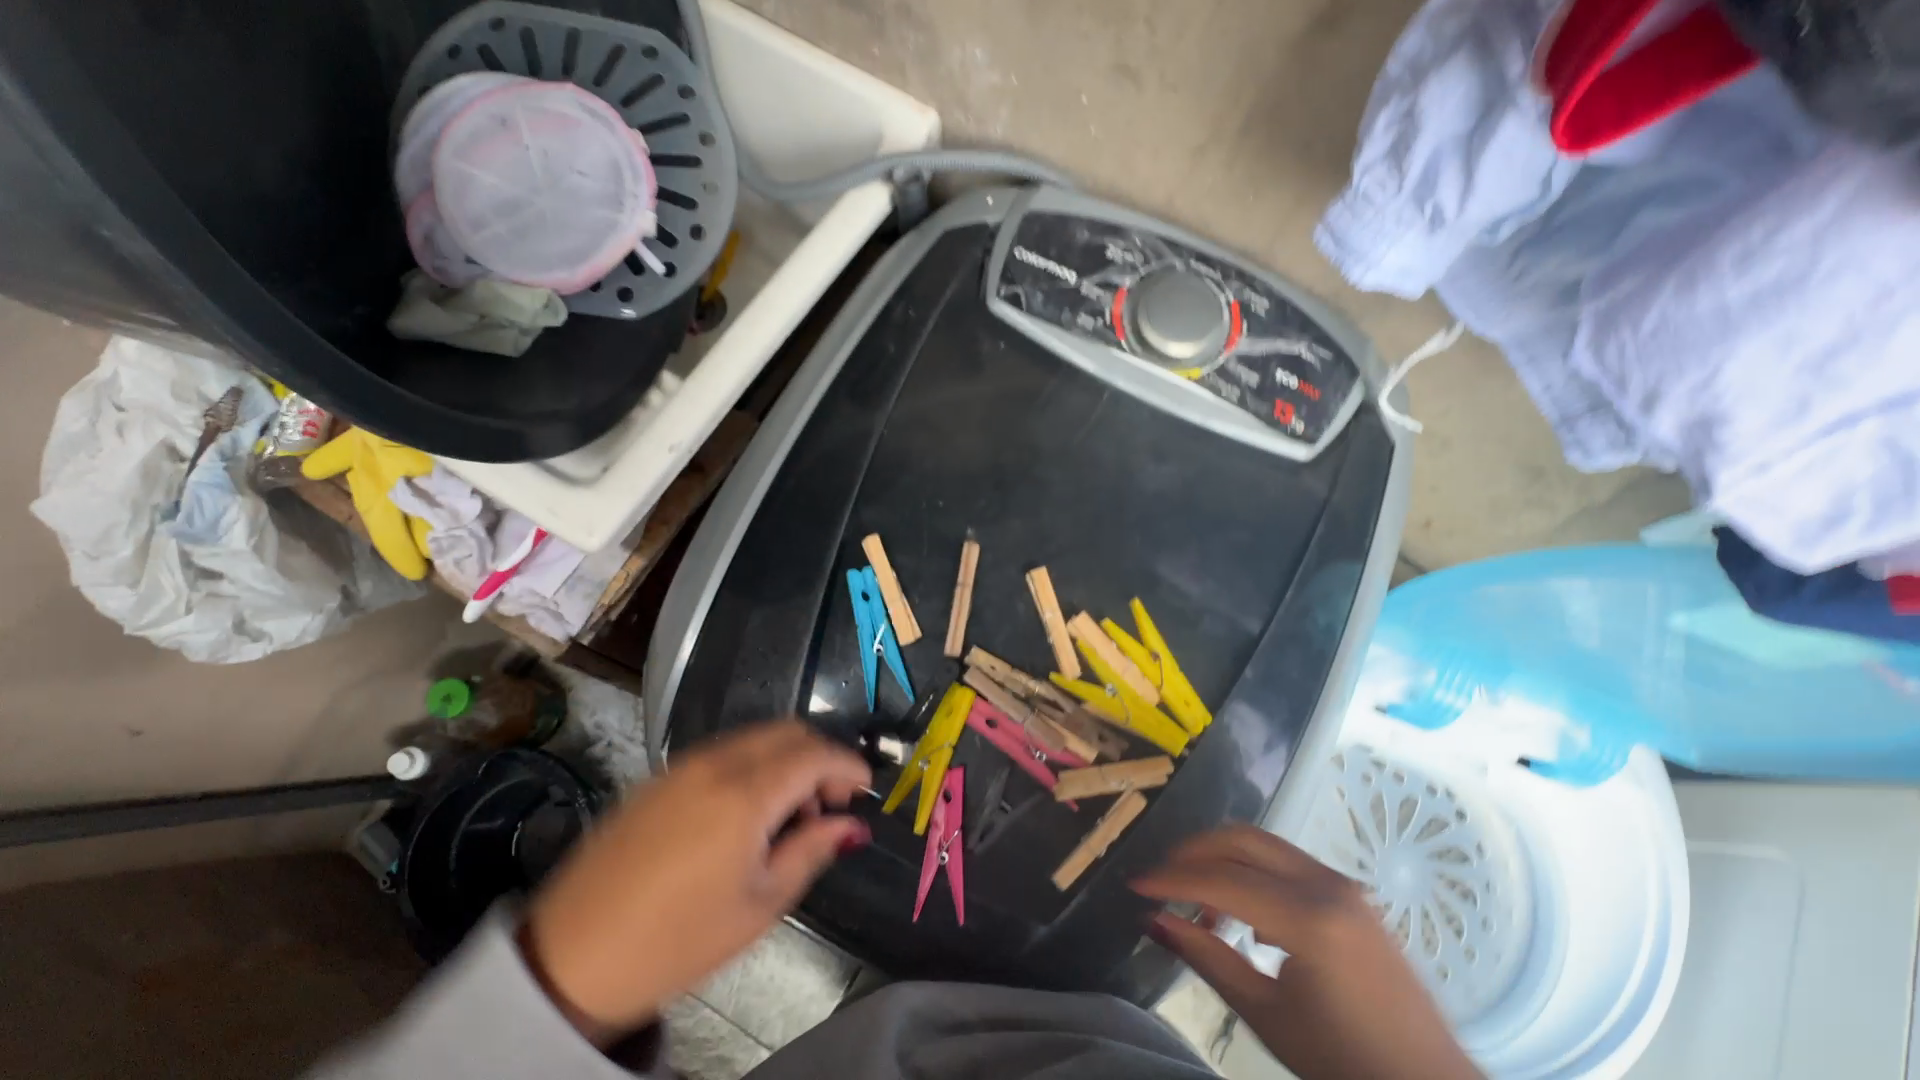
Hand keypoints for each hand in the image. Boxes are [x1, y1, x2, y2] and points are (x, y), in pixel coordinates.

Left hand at [521, 720, 871, 1041]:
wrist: (572, 956)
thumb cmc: (679, 941)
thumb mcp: (760, 905)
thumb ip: (812, 851)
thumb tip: (851, 825)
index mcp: (745, 793)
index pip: (814, 753)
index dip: (849, 765)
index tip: (866, 791)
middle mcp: (714, 763)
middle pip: (785, 732)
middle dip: (820, 757)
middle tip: (831, 805)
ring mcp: (679, 767)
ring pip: (753, 739)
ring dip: (785, 760)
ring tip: (790, 817)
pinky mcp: (656, 780)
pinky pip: (721, 753)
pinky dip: (752, 767)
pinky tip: (747, 815)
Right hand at [1133, 826, 1480, 1079]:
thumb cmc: (1342, 1061)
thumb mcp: (1264, 1013)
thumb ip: (1206, 957)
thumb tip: (1154, 920)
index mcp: (1307, 917)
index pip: (1220, 879)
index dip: (1170, 880)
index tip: (1133, 885)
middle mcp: (1327, 885)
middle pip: (1242, 840)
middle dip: (1193, 852)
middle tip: (1160, 879)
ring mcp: (1345, 886)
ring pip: (1266, 846)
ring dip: (1223, 861)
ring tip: (1196, 906)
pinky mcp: (1354, 896)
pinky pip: (1289, 864)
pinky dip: (1253, 873)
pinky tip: (1242, 916)